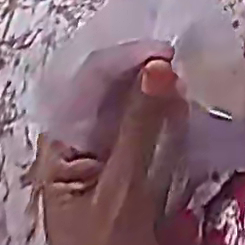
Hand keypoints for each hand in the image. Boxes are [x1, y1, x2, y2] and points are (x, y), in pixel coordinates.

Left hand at [38, 59, 182, 244]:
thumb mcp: (121, 192)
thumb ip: (139, 127)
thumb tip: (159, 65)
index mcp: (60, 144)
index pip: (88, 82)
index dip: (124, 59)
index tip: (163, 52)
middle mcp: (79, 141)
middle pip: (108, 87)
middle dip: (142, 69)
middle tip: (178, 62)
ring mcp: (105, 154)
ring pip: (129, 103)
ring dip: (156, 88)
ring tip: (183, 82)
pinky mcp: (130, 169)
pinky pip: (146, 126)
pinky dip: (165, 112)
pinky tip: (183, 107)